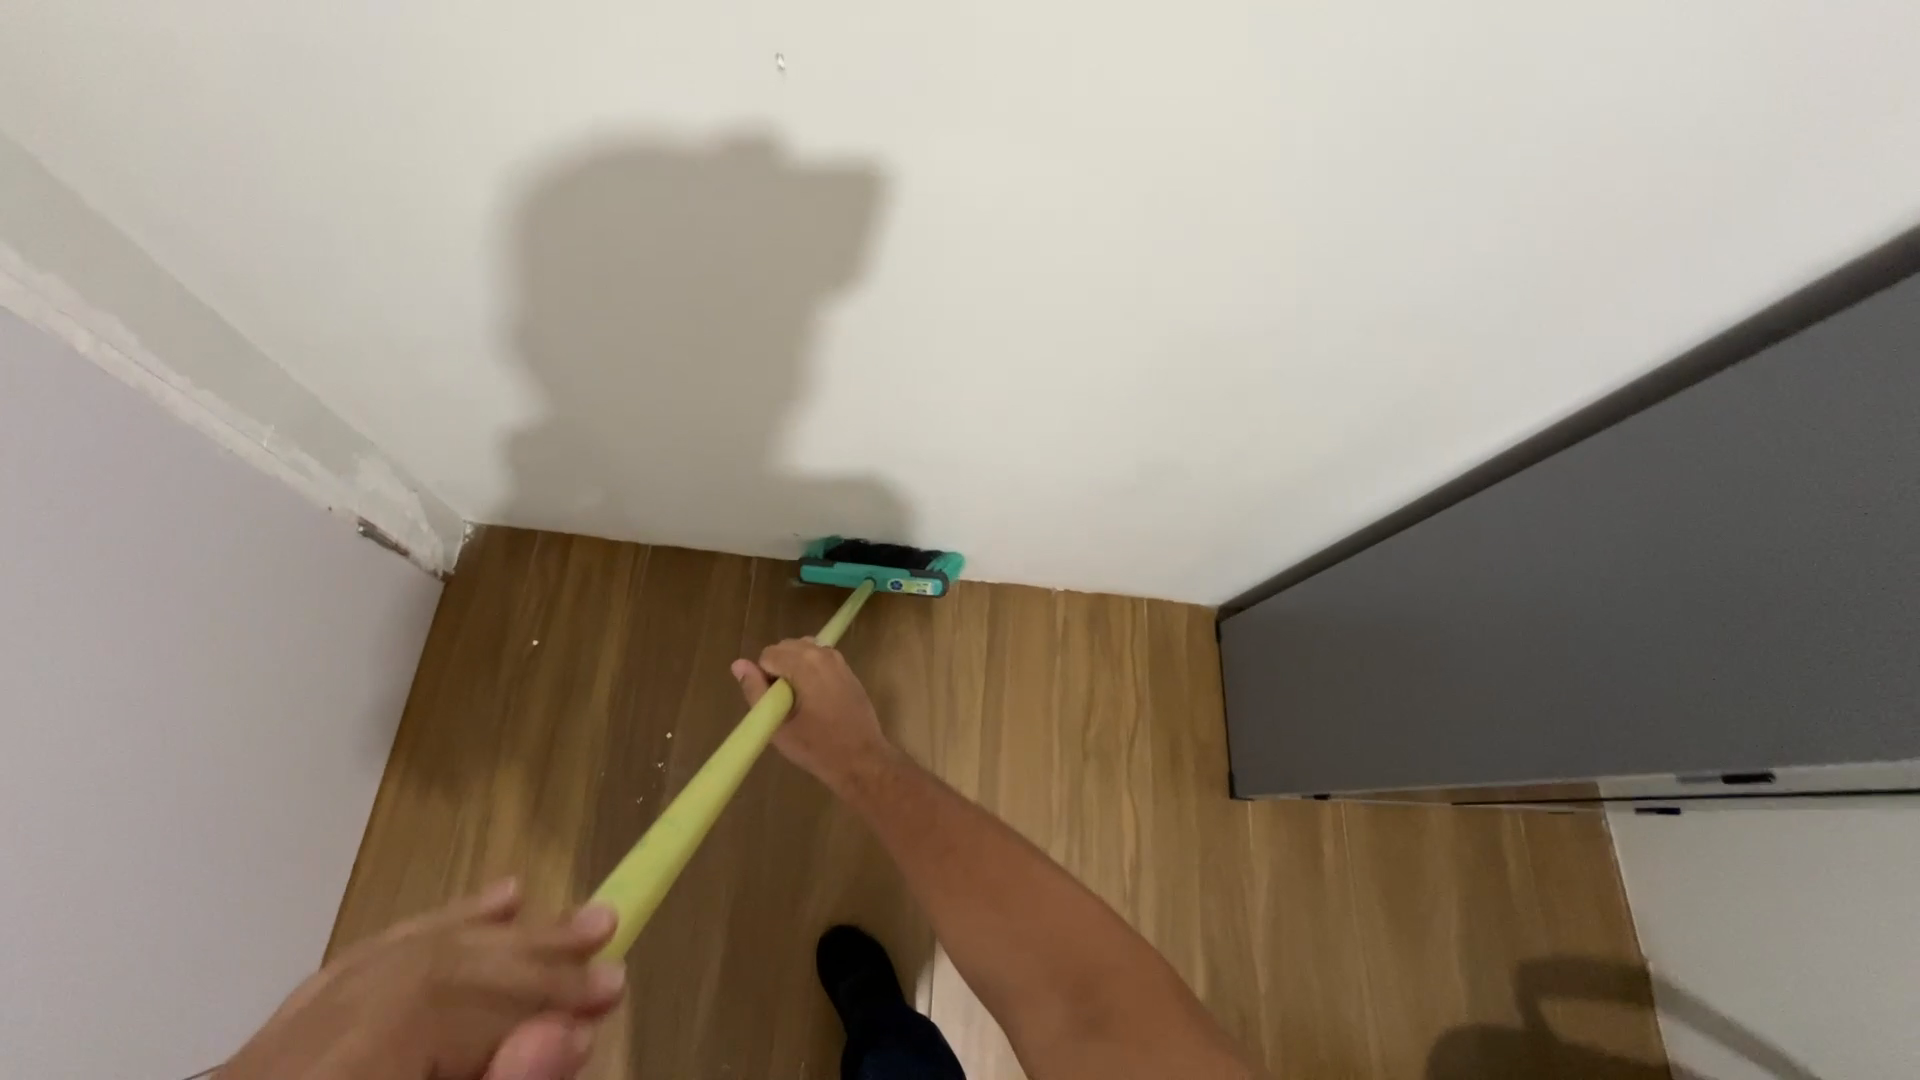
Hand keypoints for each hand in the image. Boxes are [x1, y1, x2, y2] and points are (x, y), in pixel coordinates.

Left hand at [221, 880, 625, 1079]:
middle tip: (607, 938)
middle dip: (526, 959)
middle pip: (421, 976)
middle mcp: (277, 1065)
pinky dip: (429, 934)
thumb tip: (563, 1036)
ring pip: (392, 964)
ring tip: (569, 920)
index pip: (436, 1013)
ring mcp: (259, 1059)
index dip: (535, 995)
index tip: (610, 989)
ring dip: (492, 937)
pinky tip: (490, 905)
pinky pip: (353, 971)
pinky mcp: (263, 1060)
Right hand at [731, 637, 897, 790]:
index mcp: (805, 663)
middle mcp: (823, 653)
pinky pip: (819, 658)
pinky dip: (810, 670)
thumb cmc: (816, 746)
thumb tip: (738, 664)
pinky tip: (815, 699)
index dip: (764, 679)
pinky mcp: (848, 670)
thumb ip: (755, 690)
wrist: (861, 759)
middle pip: (786, 647)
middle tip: (784, 704)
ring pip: (803, 650)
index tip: (774, 704)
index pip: (767, 655)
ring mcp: (839, 659)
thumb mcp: (777, 723)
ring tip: (798, 700)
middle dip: (778, 669)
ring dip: (794, 668)